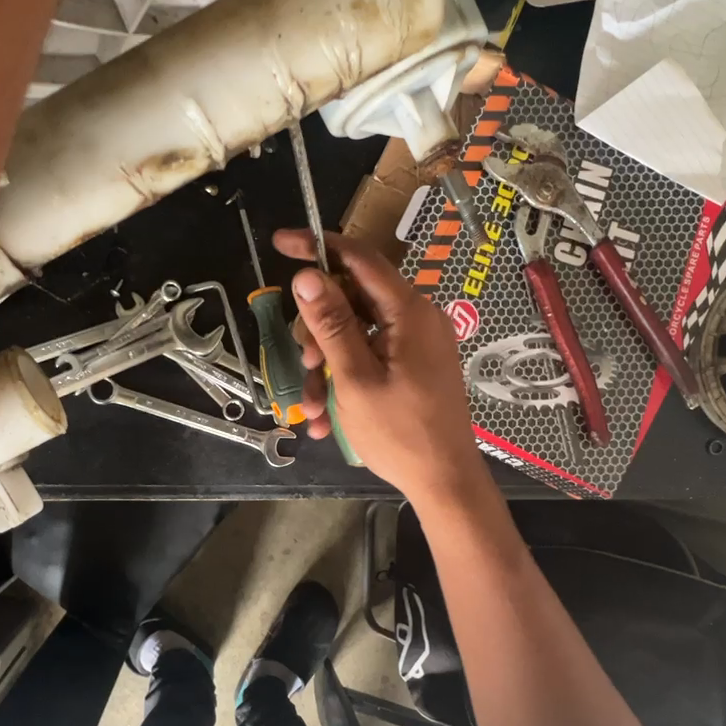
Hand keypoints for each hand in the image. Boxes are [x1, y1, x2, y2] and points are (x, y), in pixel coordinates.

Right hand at [272, 229, 488, 503]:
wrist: (444, 482)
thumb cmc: (401, 433)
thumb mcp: (356, 378)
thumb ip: (331, 324)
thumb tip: (307, 275)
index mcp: (409, 312)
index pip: (359, 259)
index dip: (318, 246)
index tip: (280, 244)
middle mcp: (416, 319)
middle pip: (352, 300)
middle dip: (318, 332)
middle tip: (304, 363)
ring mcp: (415, 345)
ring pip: (355, 334)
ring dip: (326, 367)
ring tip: (312, 410)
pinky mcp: (412, 368)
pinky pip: (369, 359)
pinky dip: (344, 381)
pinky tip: (325, 418)